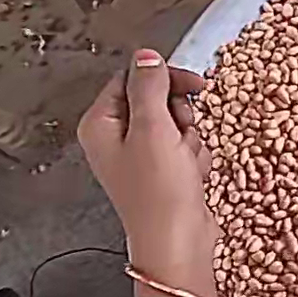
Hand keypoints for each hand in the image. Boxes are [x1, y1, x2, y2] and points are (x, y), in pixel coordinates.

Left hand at [78, 49, 217, 296]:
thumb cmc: (160, 188)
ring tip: (188, 161)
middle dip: (180, 114)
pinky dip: (194, 156)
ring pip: (175, 125)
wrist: (178, 241)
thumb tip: (147, 55)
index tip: (196, 85)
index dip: (165, 79)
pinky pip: (184, 148)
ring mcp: (141, 157)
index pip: (131, 79)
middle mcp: (116, 138)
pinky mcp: (163, 173)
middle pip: (156, 101)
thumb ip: (150, 87)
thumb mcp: (153, 128)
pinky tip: (193, 173)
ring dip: (191, 138)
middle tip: (184, 131)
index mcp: (101, 124)